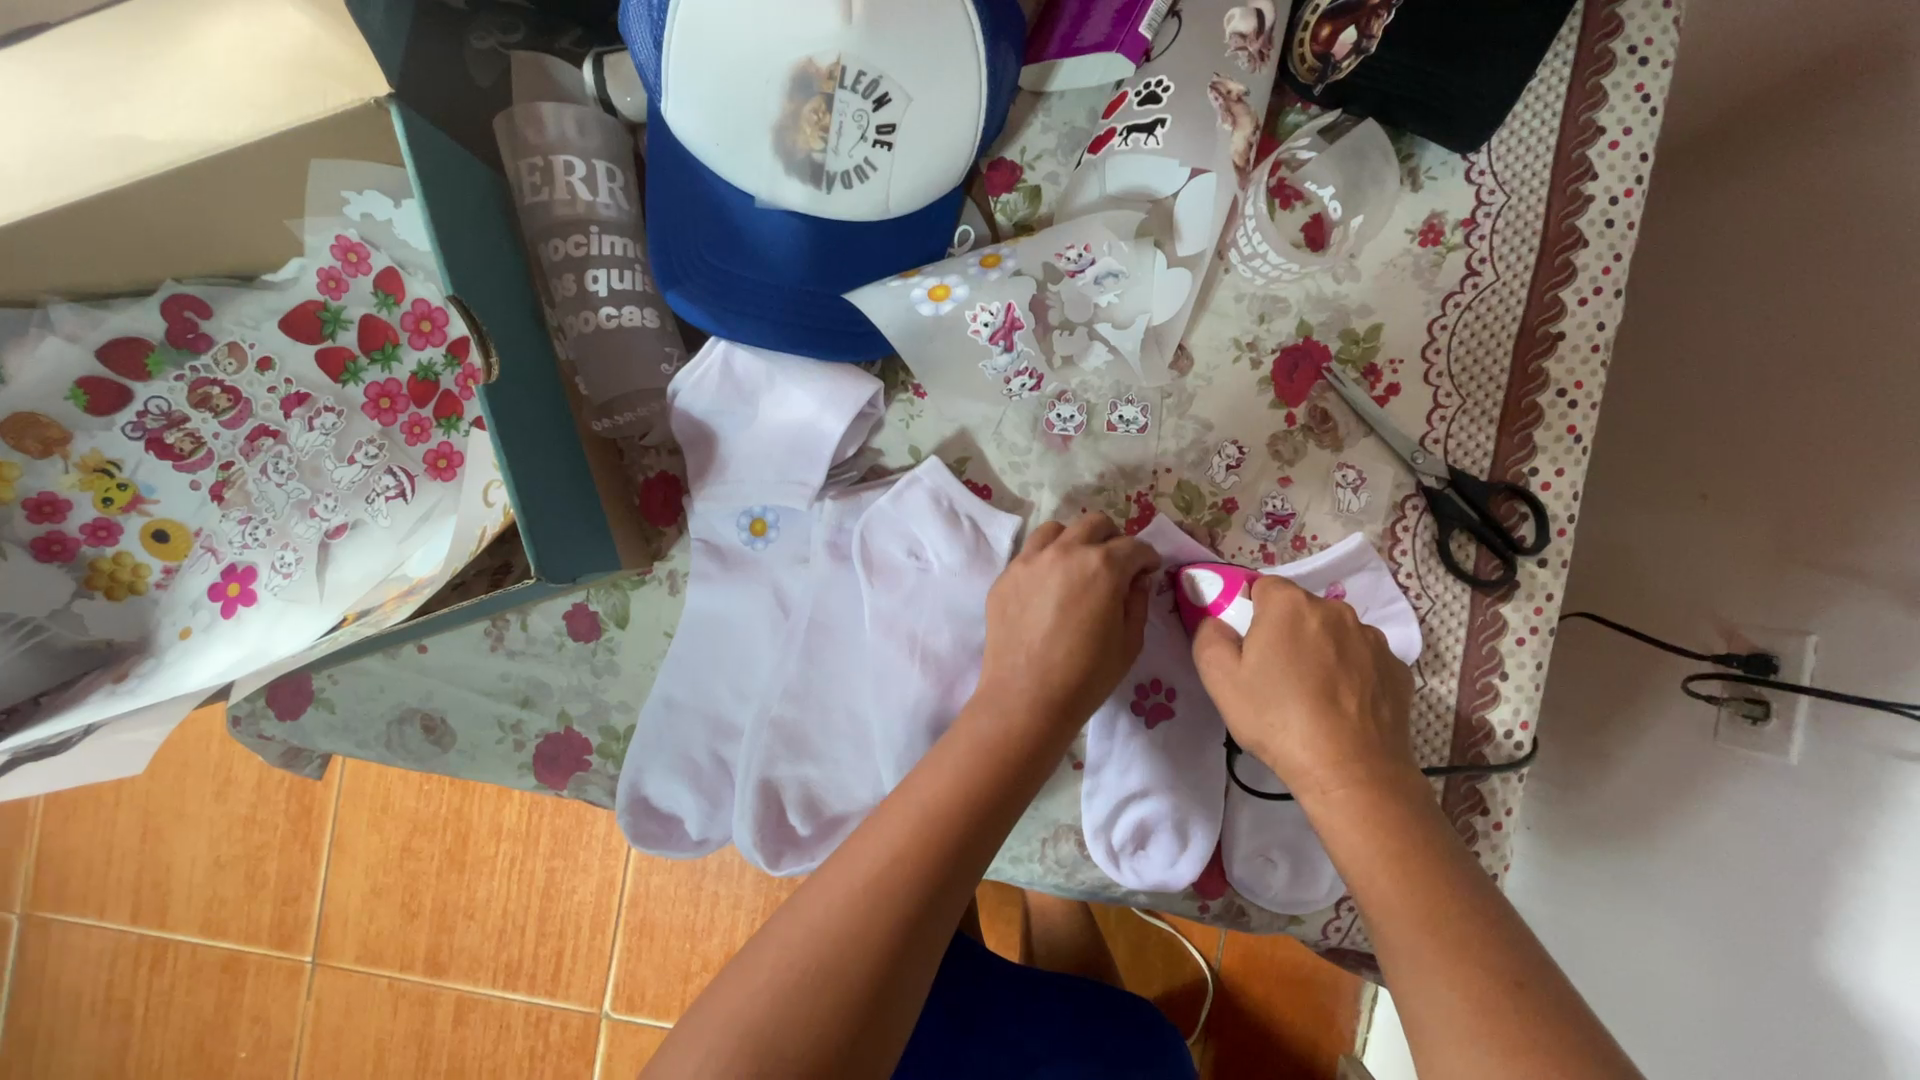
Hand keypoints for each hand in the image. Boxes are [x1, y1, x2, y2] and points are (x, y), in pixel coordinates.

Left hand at [976, 513, 1160, 735]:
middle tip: (1116, 565)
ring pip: (1057, 530)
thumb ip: (1137, 603)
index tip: (1148, 573)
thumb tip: (1136, 581)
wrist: (1025, 699)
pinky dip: (1046, 559)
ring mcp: (1029, 561)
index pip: (1135, 546)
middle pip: (1095, 524)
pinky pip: (1030, 554)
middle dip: (1113, 539)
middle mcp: (1066, 552)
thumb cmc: (1086, 677)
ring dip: (1075, 541)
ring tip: (1078, 567)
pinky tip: (1049, 588)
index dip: (1147, 559)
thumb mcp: (1129, 643)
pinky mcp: (1005, 577)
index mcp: (1104, 566)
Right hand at [1192, 575, 1417, 805]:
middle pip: (1300, 610)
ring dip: (1321, 652)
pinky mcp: (1397, 669)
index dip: (1250, 613)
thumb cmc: (1278, 719)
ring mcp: (1373, 639)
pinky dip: (1351, 675)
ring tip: (1312, 696)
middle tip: (1274, 676)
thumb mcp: (1220, 680)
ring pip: (1334, 635)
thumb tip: (1217, 622)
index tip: (1247, 647)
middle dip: (1286, 633)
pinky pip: (1363, 660)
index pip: (1263, 587)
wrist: (1351, 771)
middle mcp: (1336, 611)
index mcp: (1290, 605)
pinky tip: (1341, 707)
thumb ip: (1209, 636)